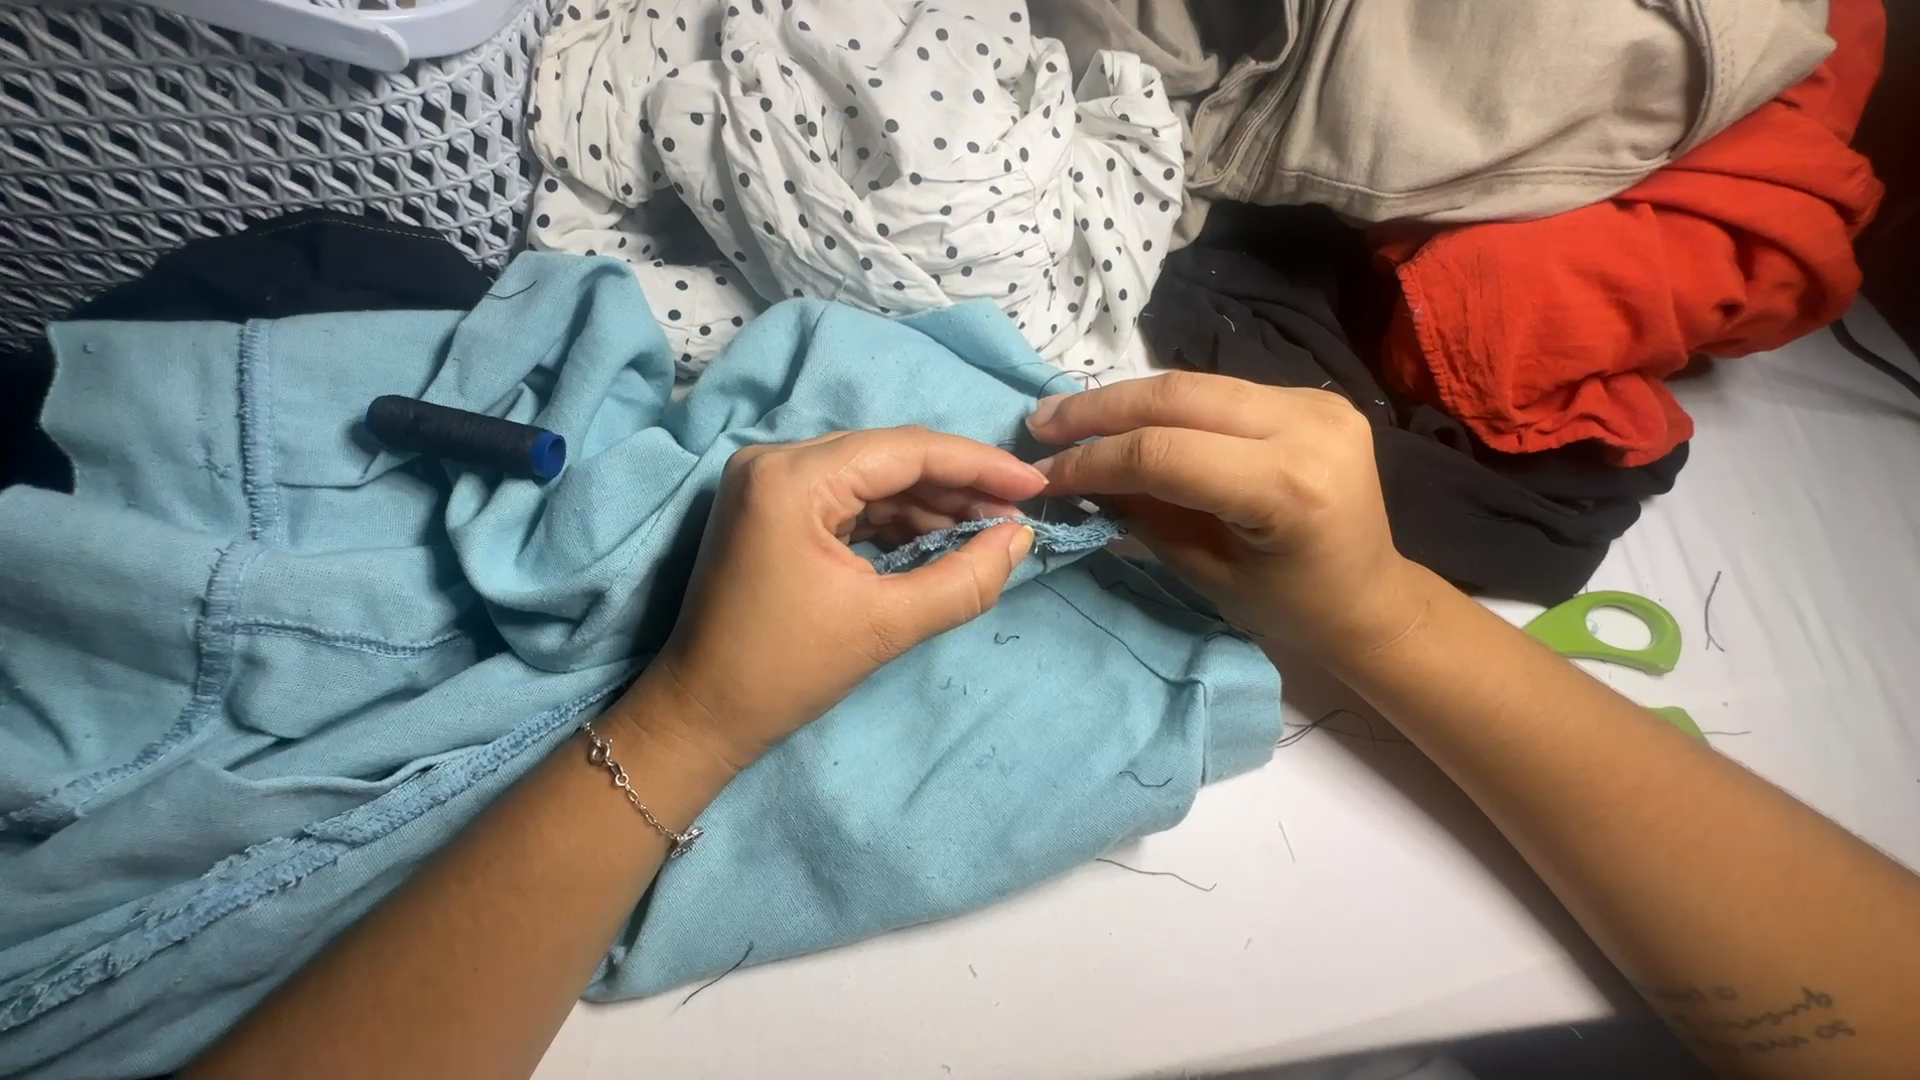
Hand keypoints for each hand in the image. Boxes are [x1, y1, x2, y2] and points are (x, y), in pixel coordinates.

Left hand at [613, 427, 1043, 772]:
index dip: (979, 464)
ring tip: (987, 530)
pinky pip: (851, 500)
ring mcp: (771, 482)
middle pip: (890, 457)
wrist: (701, 715)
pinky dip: (897, 519)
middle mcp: (776, 461)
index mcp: (792, 478)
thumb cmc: (785, 672)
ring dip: (931, 503)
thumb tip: (1020, 539)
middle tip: (1016, 515)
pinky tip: (940, 537)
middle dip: (958, 486)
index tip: (1035, 483)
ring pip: (873, 477)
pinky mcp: (774, 508)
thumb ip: (964, 579)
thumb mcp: (885, 625)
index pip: (906, 451)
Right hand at [1025, 372, 1421, 659]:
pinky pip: (1217, 392)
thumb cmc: (1286, 605)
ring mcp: (1316, 401)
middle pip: (1177, 397)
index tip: (1043, 474)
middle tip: (1041, 423)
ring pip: (1193, 384)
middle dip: (1098, 410)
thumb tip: (1078, 476)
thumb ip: (1142, 514)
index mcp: (1288, 487)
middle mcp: (1309, 427)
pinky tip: (1124, 419)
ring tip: (1067, 416)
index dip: (1092, 460)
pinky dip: (1162, 405)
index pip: (1163, 453)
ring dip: (1123, 400)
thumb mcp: (1203, 571)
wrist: (1368, 596)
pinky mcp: (1311, 395)